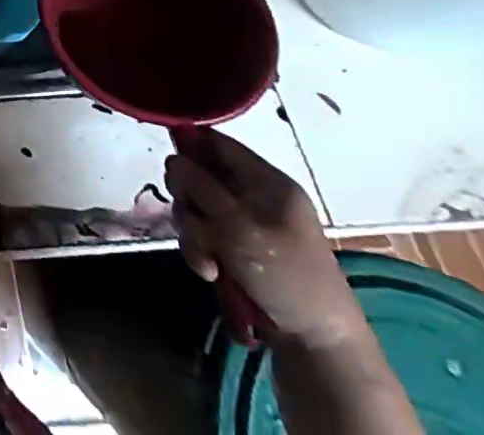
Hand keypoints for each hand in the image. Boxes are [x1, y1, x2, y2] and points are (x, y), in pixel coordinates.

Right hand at [164, 128, 364, 348]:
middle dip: (189, 203)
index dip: (190, 144)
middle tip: (194, 222)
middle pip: (199, 178)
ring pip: (196, 211)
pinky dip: (202, 253)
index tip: (168, 161)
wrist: (316, 340)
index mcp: (266, 181)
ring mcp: (244, 224)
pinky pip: (203, 237)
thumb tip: (173, 159)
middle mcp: (253, 197)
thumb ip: (200, 188)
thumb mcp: (238, 226)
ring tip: (209, 265)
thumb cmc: (284, 274)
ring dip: (194, 236)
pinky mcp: (236, 249)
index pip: (219, 144)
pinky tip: (212, 274)